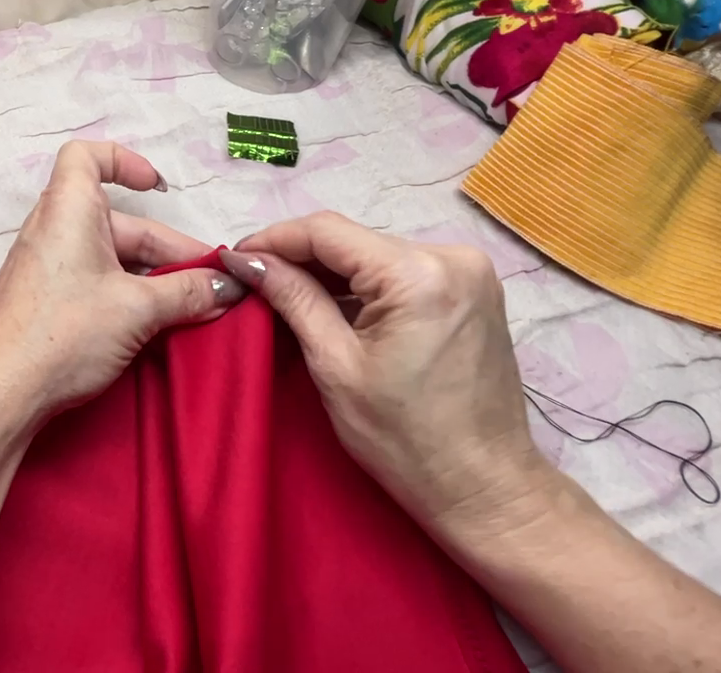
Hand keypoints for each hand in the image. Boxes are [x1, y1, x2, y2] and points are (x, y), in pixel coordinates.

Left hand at [0, 141, 245, 424]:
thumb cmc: (63, 331)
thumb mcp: (137, 309)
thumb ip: (188, 293)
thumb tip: (230, 285)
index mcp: (69, 209)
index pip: (86, 157)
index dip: (124, 161)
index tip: (158, 189)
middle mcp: (54, 229)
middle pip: (120, 222)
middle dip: (169, 251)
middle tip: (214, 286)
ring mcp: (47, 266)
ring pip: (111, 257)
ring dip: (154, 277)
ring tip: (195, 309)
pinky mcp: (44, 300)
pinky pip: (95, 280)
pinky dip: (129, 294)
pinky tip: (158, 325)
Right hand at [218, 211, 554, 540]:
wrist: (486, 489)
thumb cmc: (405, 440)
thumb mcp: (335, 365)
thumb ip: (292, 298)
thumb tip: (245, 259)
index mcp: (418, 274)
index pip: (327, 231)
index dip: (274, 239)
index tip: (234, 257)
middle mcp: (451, 256)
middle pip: (351, 239)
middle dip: (298, 255)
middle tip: (251, 277)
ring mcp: (468, 270)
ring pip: (373, 252)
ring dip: (328, 270)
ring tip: (282, 291)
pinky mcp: (472, 287)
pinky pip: (398, 269)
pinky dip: (361, 282)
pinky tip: (331, 303)